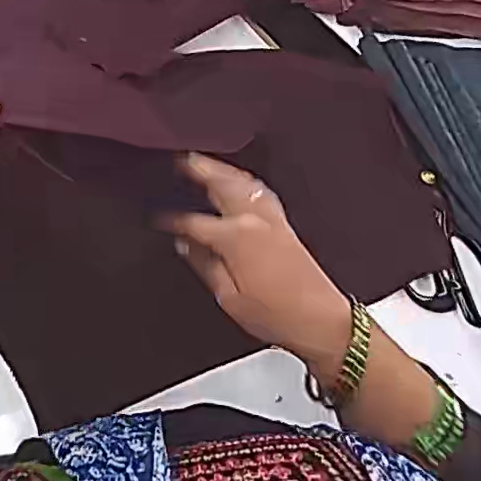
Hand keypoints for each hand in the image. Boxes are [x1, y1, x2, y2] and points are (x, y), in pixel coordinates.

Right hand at [160, 154, 353, 382]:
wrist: (319, 320)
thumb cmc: (277, 314)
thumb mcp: (228, 297)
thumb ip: (204, 264)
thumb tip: (186, 245)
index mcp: (236, 237)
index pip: (194, 222)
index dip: (173, 220)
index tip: (161, 219)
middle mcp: (255, 221)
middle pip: (222, 185)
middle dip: (200, 170)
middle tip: (182, 160)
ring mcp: (272, 219)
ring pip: (243, 182)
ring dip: (223, 169)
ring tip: (207, 163)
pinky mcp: (285, 225)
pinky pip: (260, 192)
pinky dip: (245, 181)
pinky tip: (241, 182)